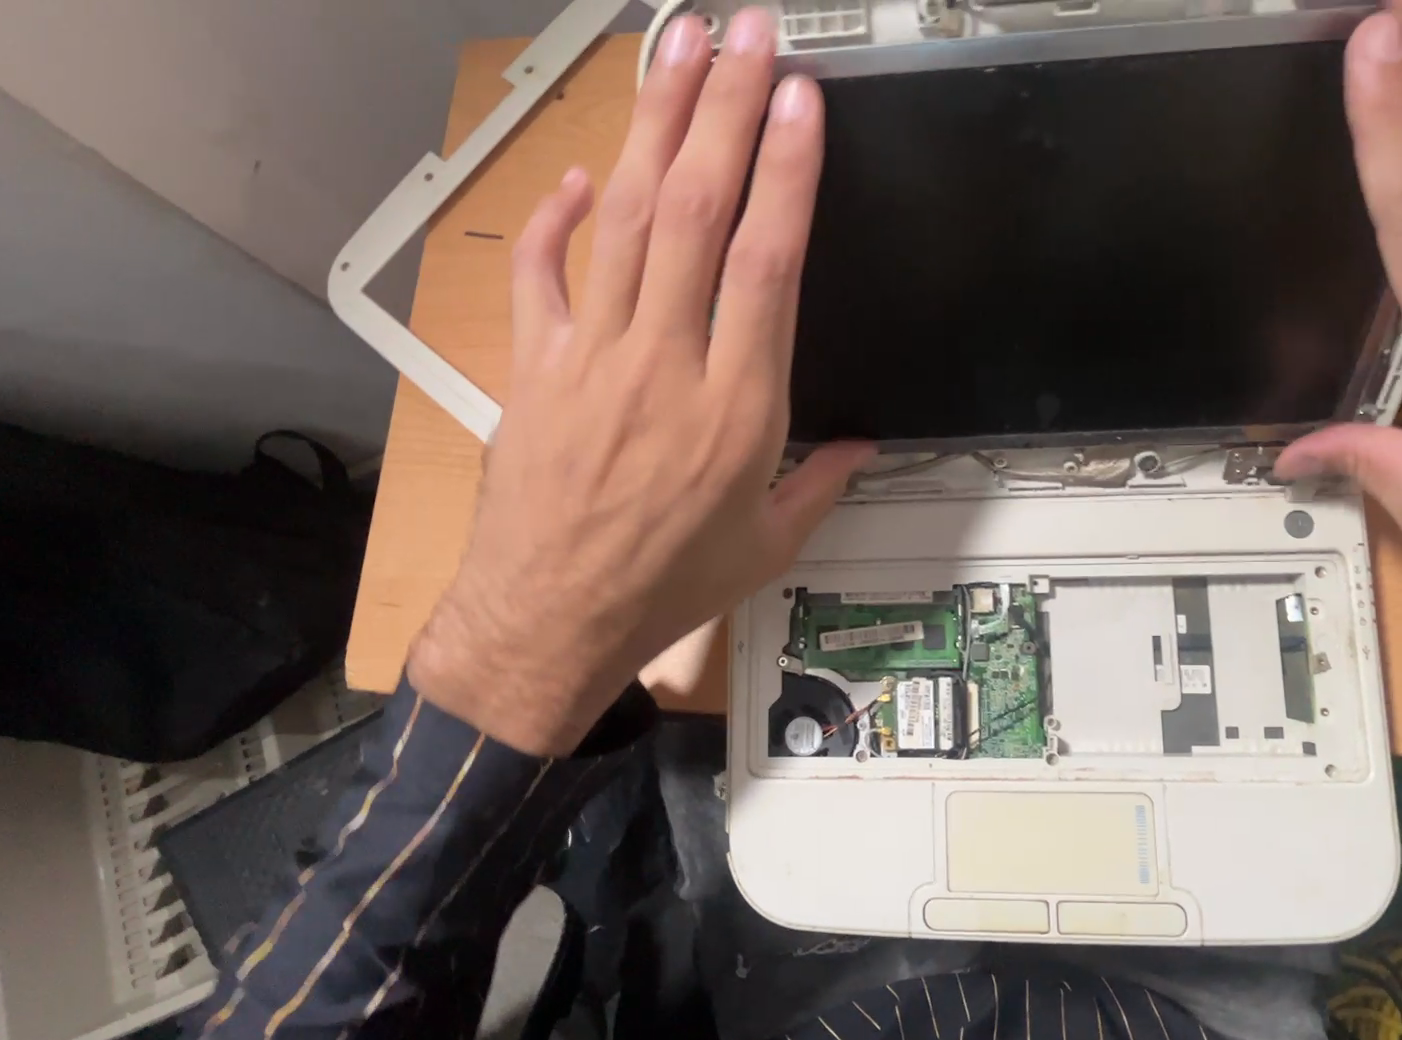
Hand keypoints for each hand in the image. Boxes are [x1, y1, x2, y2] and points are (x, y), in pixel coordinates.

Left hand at [408, 9, 873, 754]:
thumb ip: (822, 484)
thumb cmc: (666, 587)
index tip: (799, 102)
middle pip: (695, 213)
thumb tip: (864, 445)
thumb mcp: (769, 547)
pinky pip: (544, 273)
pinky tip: (578, 174)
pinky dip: (557, 217)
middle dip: (724, 111)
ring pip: (624, 219)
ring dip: (652, 127)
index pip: (766, 265)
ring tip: (675, 49)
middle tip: (743, 30)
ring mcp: (593, 358)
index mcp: (738, 412)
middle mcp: (667, 366)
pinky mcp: (537, 367)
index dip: (786, 174)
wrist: (552, 619)